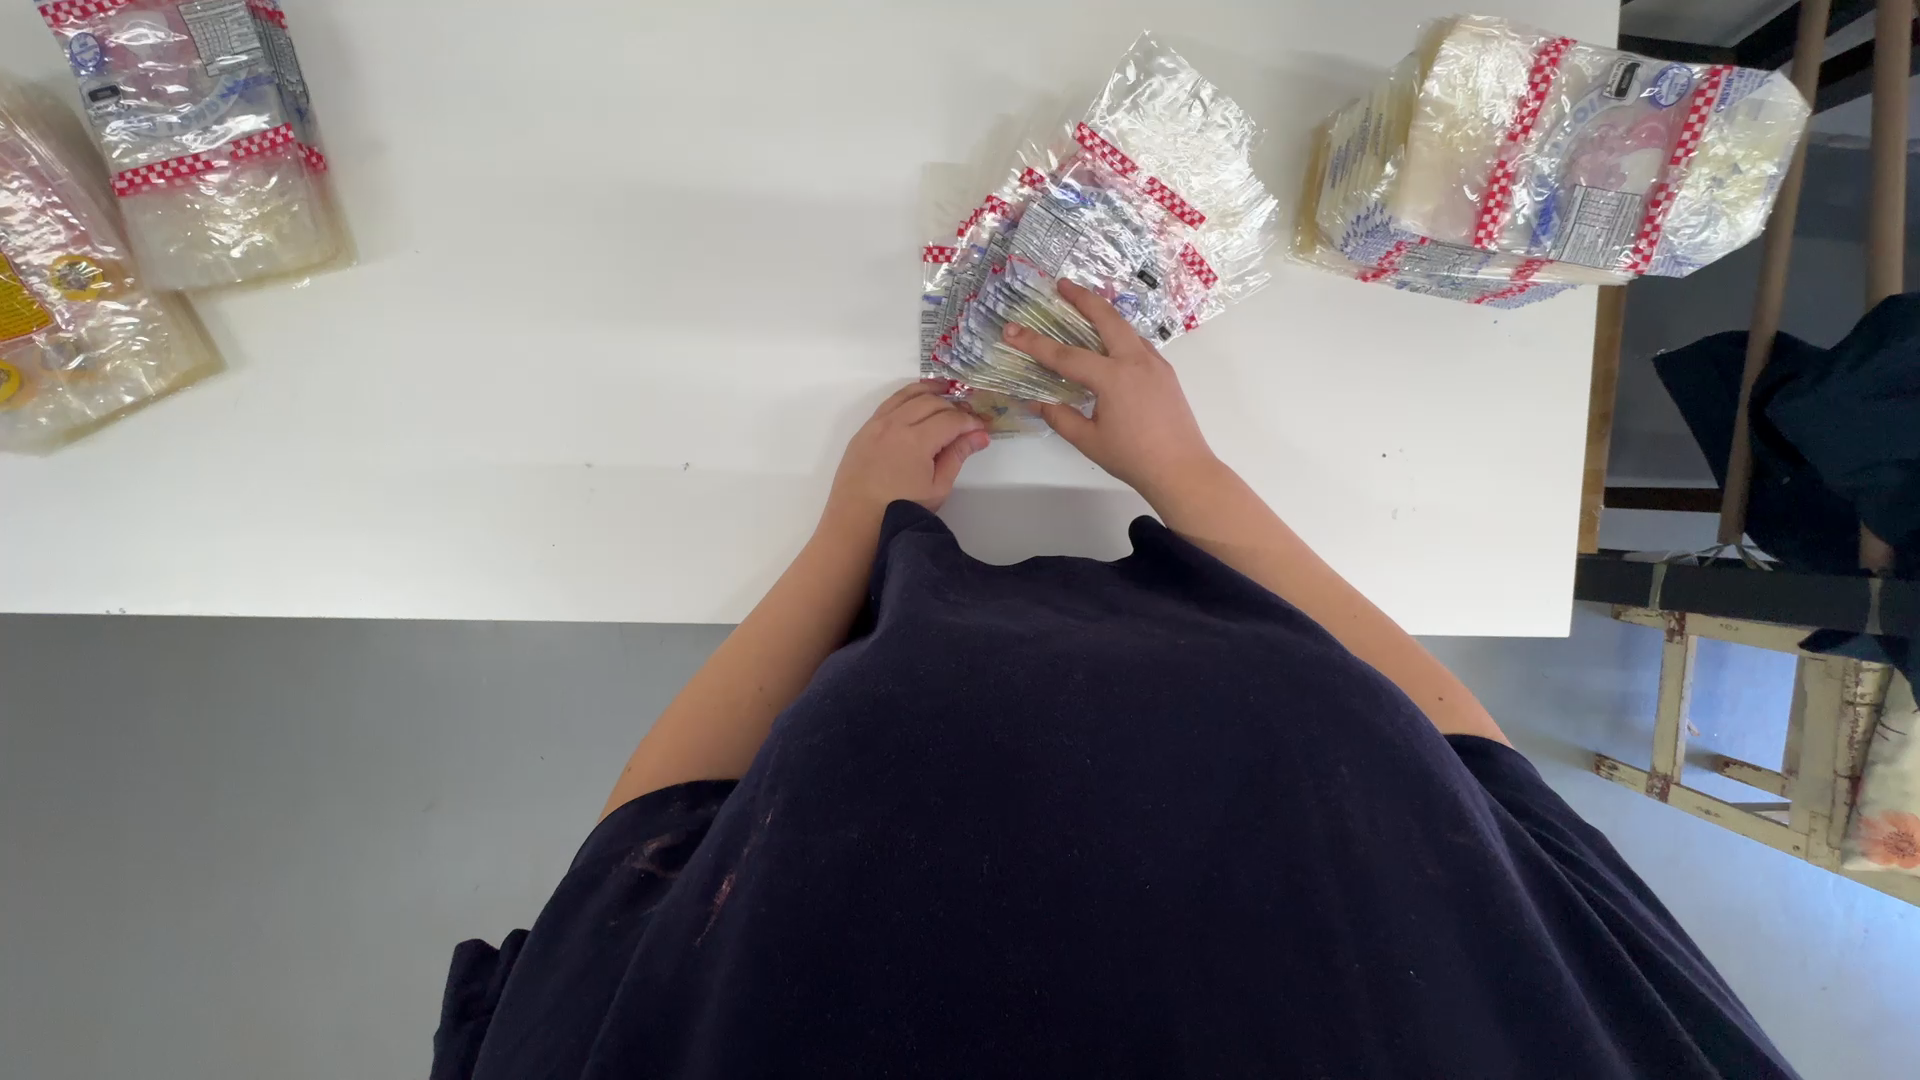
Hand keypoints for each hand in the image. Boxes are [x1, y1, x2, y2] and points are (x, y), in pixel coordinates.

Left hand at [823, 380, 989, 531]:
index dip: (970, 422)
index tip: (982, 428)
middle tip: (967, 417)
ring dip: (929, 391)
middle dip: (953, 406)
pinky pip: (889, 402)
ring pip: (908, 395)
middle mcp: (896, 424)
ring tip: (946, 390)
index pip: (951, 420)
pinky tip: (916, 400)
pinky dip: (907, 396)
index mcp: (916, 440)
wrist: (856, 520)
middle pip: (931, 402)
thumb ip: (957, 456)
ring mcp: (877, 424)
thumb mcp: (937, 487)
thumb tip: (979, 436)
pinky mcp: (865, 429)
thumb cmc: (901, 509)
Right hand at [1004, 279, 1219, 501]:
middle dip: (1082, 298)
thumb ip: (1060, 417)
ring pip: (1126, 328)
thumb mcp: (1088, 440)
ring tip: (1085, 307)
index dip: (1035, 343)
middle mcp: (1136, 361)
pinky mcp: (1165, 373)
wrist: (1181, 469)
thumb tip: (1036, 402)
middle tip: (1062, 284)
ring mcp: (1155, 364)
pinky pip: (1138, 344)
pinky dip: (1120, 335)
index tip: (1012, 330)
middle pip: (1106, 318)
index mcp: (1113, 378)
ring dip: (1104, 314)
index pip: (1065, 355)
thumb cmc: (1133, 458)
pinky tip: (1110, 344)